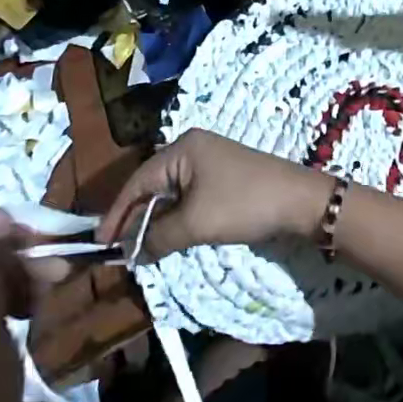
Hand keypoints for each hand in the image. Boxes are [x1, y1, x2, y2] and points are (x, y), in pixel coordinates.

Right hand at [98, 129, 334, 260]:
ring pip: (172, 193)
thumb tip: (132, 252)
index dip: (118, 213)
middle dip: (136, 218)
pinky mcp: (224, 177)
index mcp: (182, 149)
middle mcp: (193, 149)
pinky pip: (189, 196)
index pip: (138, 181)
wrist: (301, 201)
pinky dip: (177, 217)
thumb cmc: (244, 204)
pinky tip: (170, 236)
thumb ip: (158, 236)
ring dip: (157, 220)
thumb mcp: (196, 223)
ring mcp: (210, 161)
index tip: (101, 241)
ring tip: (141, 248)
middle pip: (153, 185)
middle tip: (120, 249)